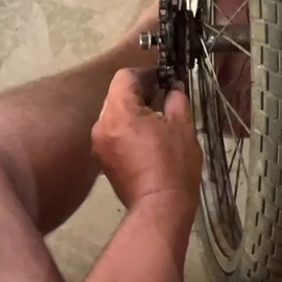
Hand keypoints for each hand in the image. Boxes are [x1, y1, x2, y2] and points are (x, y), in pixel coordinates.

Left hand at [91, 68, 201, 211]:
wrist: (160, 207)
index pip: (125, 76)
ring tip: (157, 120)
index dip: (145, 74)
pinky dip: (127, 129)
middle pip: (117, 94)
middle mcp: (101, 124)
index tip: (164, 80)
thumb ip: (176, 99)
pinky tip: (147, 139)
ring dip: (133, 111)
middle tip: (163, 98)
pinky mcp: (102, 159)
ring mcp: (99, 143)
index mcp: (119, 112)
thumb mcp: (182, 126)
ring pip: (114, 113)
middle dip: (139, 93)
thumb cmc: (173, 164)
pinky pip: (113, 132)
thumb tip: (174, 87)